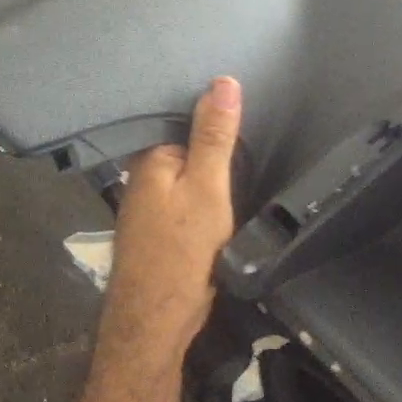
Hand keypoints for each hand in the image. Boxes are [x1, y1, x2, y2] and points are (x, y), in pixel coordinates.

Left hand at [105, 77, 242, 352]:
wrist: (156, 321)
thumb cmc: (181, 250)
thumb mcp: (207, 186)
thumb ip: (214, 137)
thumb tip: (223, 81)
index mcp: (149, 159)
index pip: (185, 122)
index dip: (215, 118)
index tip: (249, 107)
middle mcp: (142, 178)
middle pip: (186, 151)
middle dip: (213, 146)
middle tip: (259, 131)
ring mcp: (149, 207)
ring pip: (189, 179)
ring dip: (212, 175)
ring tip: (253, 158)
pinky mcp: (160, 233)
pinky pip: (188, 203)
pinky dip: (207, 200)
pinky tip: (230, 200)